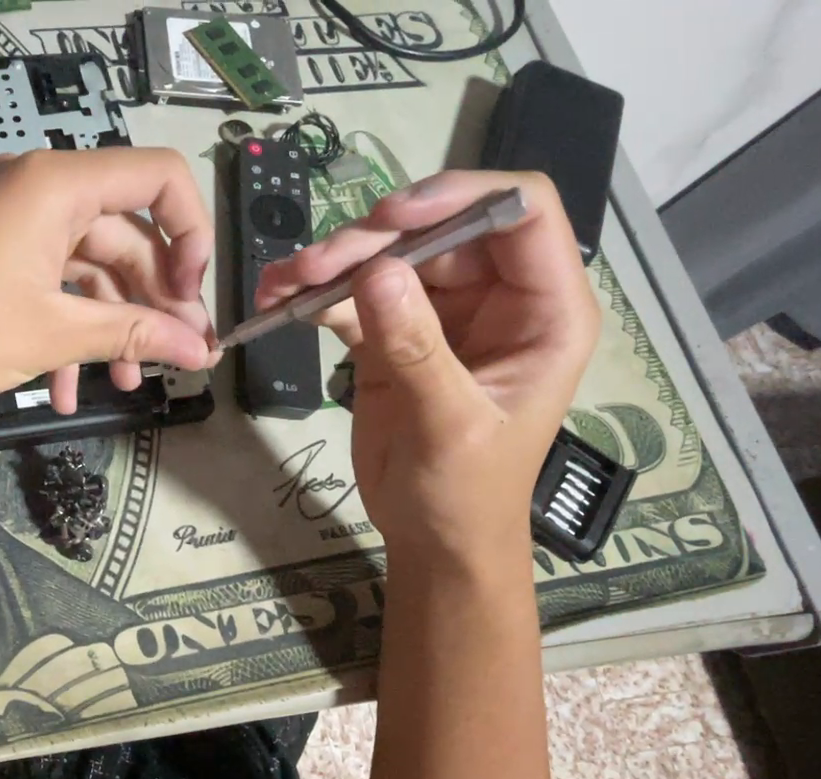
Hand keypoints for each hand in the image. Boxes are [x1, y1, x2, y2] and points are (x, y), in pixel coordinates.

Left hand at [0, 147, 216, 415]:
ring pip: (84, 271)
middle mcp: (35, 190)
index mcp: (55, 185)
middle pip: (123, 236)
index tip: (191, 297)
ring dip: (107, 331)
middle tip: (176, 357)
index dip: (191, 235)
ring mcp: (8, 223)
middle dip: (150, 303)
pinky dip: (63, 334)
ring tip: (126, 386)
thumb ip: (133, 334)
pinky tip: (69, 392)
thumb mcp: (53, 334)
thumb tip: (199, 352)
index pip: (157, 179)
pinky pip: (46, 286)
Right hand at [255, 171, 599, 561]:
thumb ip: (417, 349)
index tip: (391, 216)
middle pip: (438, 231)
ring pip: (388, 259)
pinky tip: (278, 303)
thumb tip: (375, 273)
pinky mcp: (390, 338)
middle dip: (372, 239)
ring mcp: (438, 316)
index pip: (520, 215)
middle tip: (312, 267)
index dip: (461, 198)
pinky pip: (352, 301)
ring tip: (281, 283)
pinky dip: (314, 299)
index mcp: (543, 309)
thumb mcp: (450, 425)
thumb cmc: (467, 492)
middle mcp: (494, 298)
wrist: (432, 537)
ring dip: (331, 265)